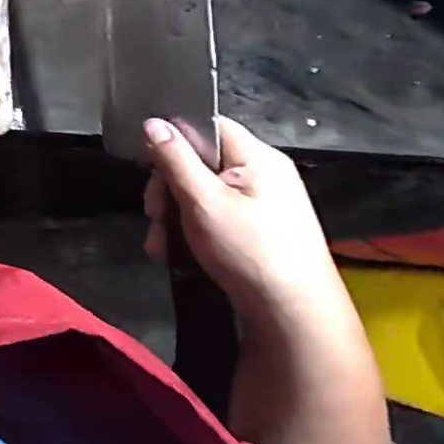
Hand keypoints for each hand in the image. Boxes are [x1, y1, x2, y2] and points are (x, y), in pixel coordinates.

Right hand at [142, 116, 346, 315]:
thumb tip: (152, 121)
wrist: (295, 321)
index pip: (207, 125)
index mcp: (257, 157)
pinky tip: (174, 253)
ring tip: (162, 246)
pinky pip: (213, 216)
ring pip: (200, 193)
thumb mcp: (203, 201)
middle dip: (167, 189)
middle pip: (198, 162)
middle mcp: (261, 174)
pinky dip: (190, 232)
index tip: (148, 163)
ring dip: (173, 216)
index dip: (174, 138)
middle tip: (154, 215)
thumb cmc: (250, 252)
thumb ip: (174, 159)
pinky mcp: (255, 232)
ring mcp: (260, 205)